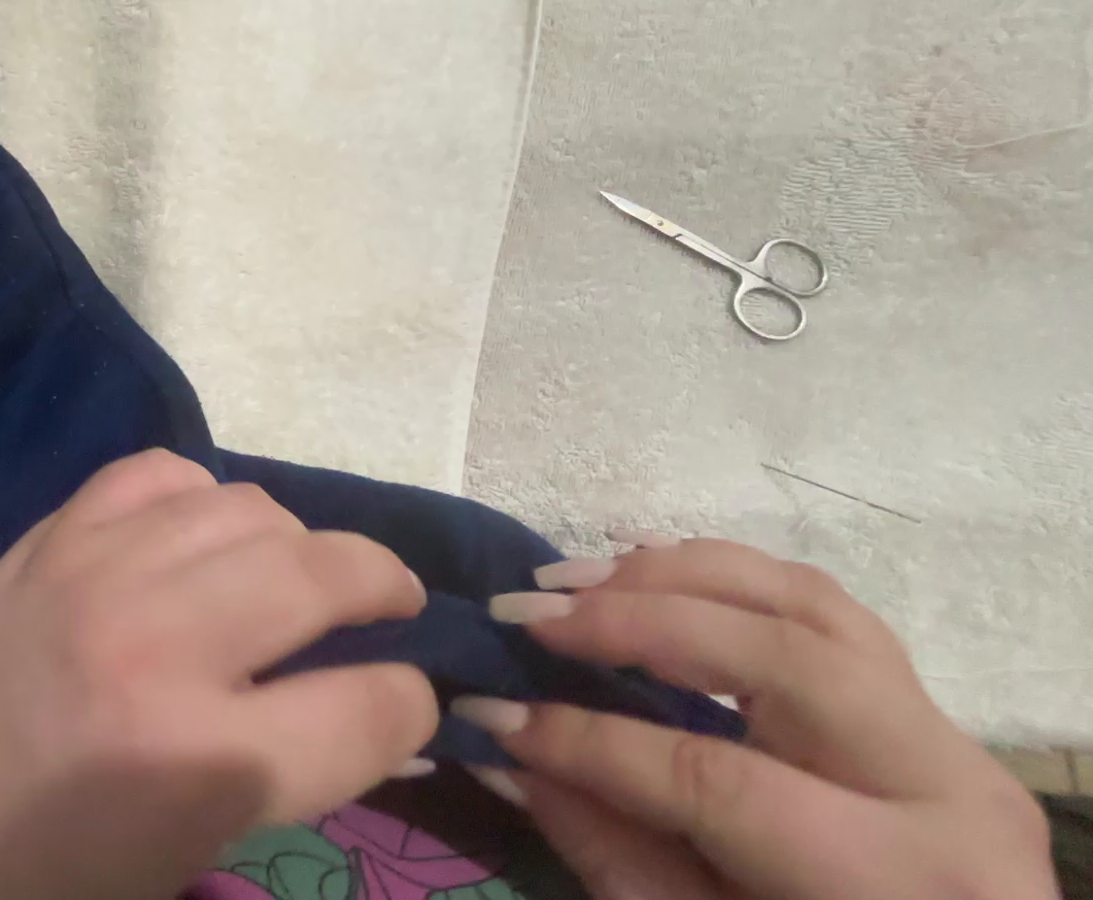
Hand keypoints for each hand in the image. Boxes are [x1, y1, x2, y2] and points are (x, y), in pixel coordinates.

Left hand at [0, 450, 436, 899]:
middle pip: (327, 571)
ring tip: (291, 571)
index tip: (406, 697)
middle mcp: (159, 643)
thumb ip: (291, 768)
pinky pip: (161, 472)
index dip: (410, 704)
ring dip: (295, 540)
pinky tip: (196, 533)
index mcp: (198, 762)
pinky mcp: (54, 531)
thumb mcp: (185, 850)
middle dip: (386, 585)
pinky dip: (201, 498)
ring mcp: (99, 567)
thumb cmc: (37, 870)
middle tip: (390, 601)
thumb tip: (378, 697)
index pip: (372, 706)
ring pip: (253, 507)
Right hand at [453, 536, 1058, 899]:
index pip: (713, 778)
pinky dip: (710, 566)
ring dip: (666, 573)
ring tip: (571, 581)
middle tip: (528, 616)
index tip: (488, 712)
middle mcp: (942, 783)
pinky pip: (807, 592)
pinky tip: (636, 564)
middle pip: (775, 654)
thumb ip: (598, 840)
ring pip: (798, 595)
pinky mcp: (905, 683)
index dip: (586, 741)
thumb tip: (497, 743)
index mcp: (900, 880)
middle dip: (631, 622)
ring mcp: (937, 720)